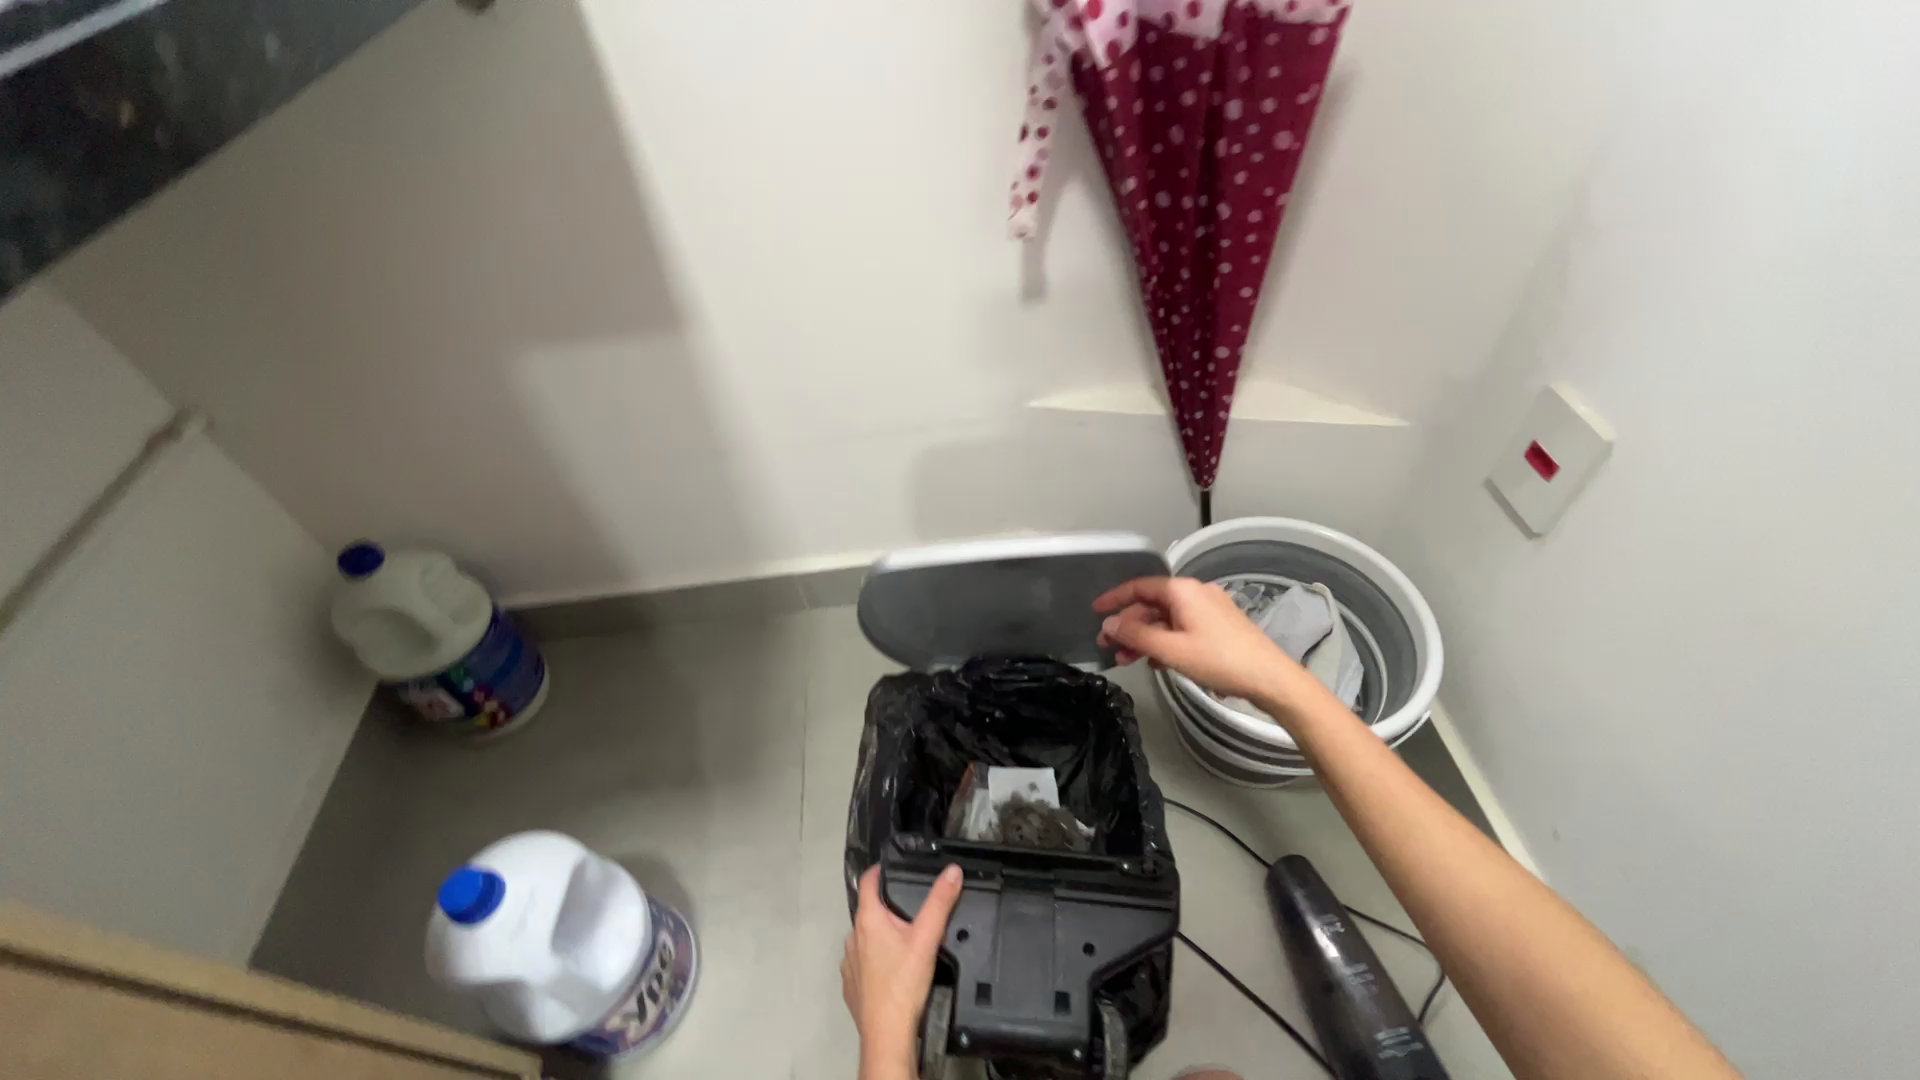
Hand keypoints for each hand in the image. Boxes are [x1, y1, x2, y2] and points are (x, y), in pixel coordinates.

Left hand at [843, 864, 963, 1075]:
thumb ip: (940, 902)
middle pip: (868, 912)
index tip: (888, 867)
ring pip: (865, 939)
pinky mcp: (851, 985)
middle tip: (910, 912)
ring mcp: (849, 963)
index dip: (878, 871)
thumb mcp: (928, 937)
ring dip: (880, 937)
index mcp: (868, 920)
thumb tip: (952, 872)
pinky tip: (892, 972)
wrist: (888, 1032)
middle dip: (887, 909)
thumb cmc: (903, 983)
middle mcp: (853, 938)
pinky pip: (862, 964)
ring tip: (904, 944)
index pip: (867, 881)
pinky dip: (875, 962)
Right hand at [1094, 576, 1310, 705]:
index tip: (1095, 611)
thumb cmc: (1219, 660)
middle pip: (1151, 604)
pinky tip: (1157, 662)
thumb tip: (1109, 625)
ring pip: (1165, 619)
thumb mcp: (1171, 650)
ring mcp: (1208, 609)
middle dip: (1128, 626)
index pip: (1139, 587)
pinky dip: (1164, 641)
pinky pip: (1181, 627)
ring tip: (1127, 661)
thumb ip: (1136, 636)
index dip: (1114, 598)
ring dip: (1144, 638)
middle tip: (1108, 647)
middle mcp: (1194, 593)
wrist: (1270, 678)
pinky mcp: (1218, 625)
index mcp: (1182, 591)